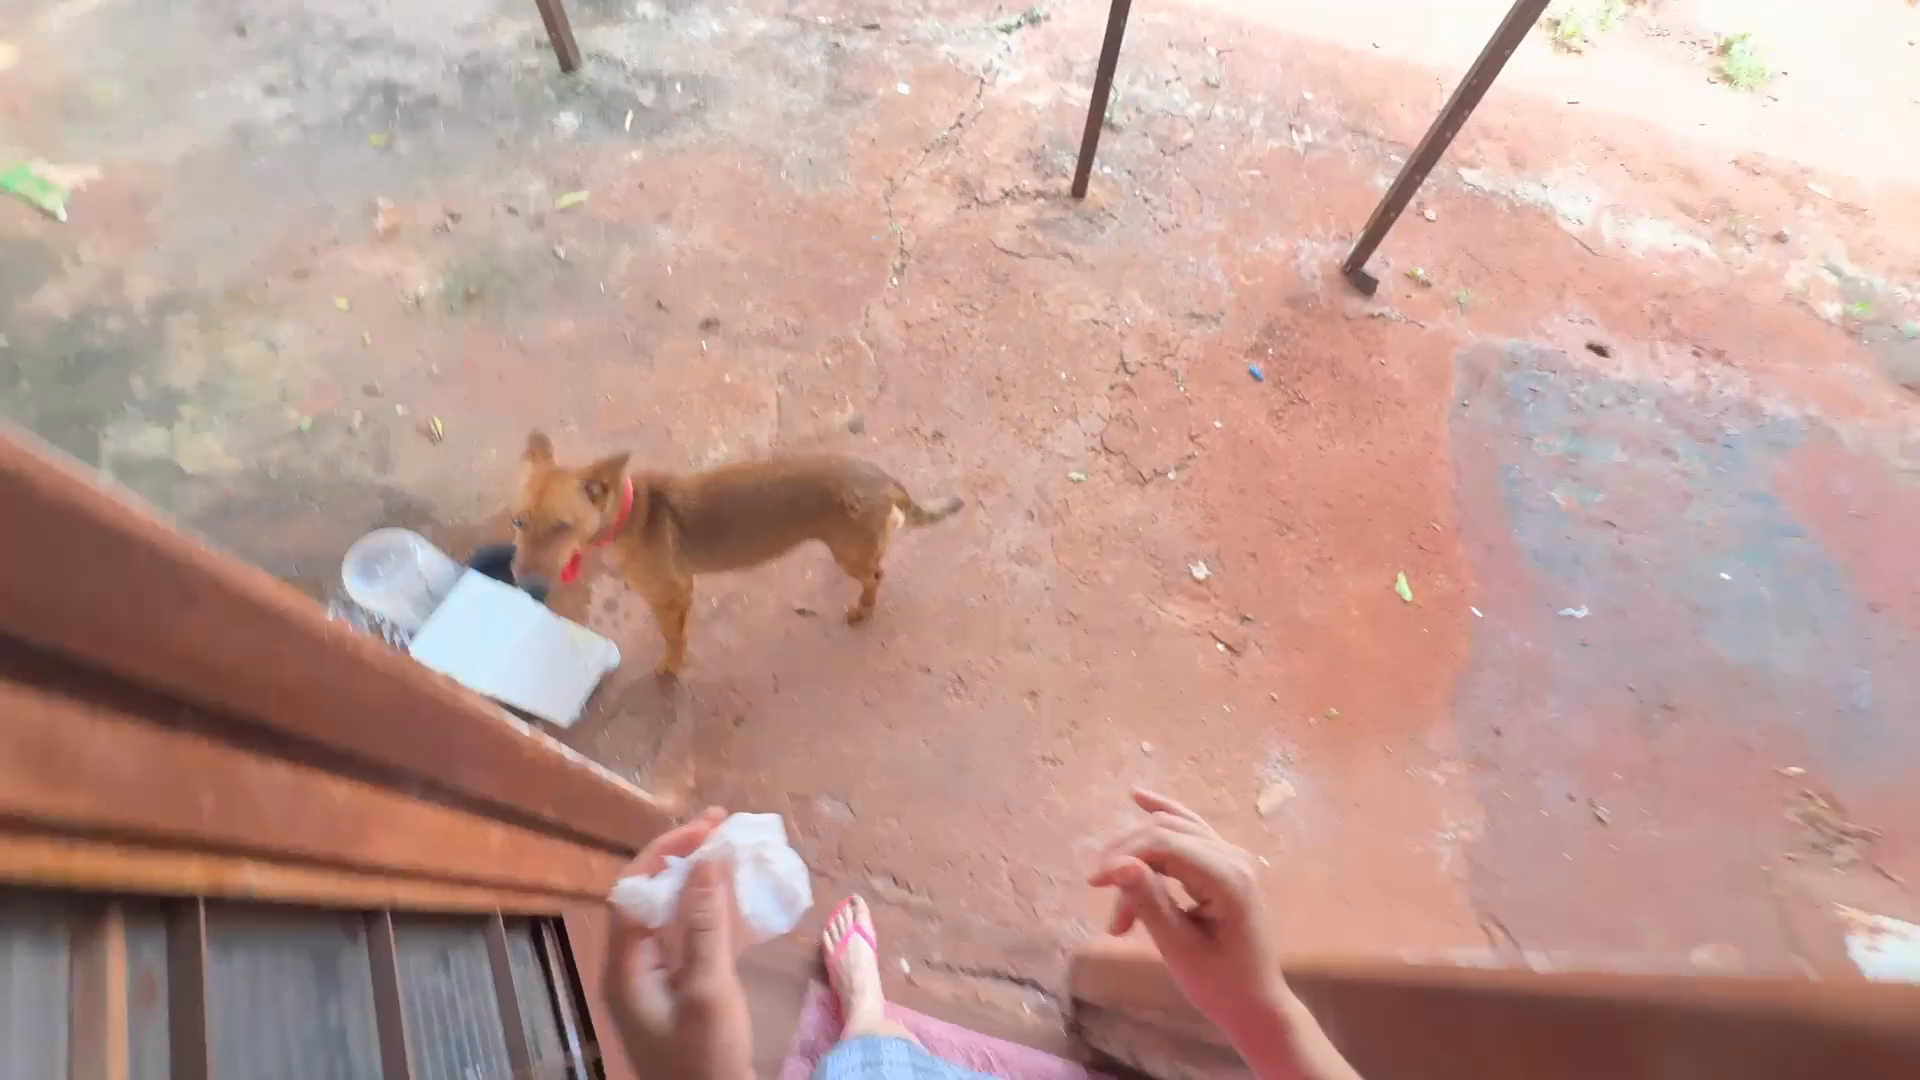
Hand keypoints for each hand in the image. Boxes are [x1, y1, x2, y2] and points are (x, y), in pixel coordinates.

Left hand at [605, 808, 752, 1079]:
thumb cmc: (706, 1060)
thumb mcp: (709, 990)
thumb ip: (705, 923)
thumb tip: (707, 857)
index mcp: (626, 967)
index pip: (634, 889)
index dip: (668, 850)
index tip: (709, 826)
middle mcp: (633, 964)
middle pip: (649, 892)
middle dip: (684, 853)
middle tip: (724, 824)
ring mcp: (656, 974)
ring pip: (670, 906)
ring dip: (699, 872)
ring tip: (732, 843)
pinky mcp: (679, 981)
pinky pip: (688, 926)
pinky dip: (710, 899)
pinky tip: (737, 889)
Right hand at [1089, 790, 1291, 1046]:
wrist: (1257, 1006)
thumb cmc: (1220, 986)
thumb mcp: (1179, 949)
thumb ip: (1148, 901)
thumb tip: (1115, 864)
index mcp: (1228, 878)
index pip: (1164, 844)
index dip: (1124, 855)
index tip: (1094, 882)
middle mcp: (1233, 855)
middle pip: (1164, 833)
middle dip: (1126, 857)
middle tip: (1100, 890)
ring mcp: (1231, 854)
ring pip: (1171, 830)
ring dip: (1136, 853)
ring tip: (1111, 885)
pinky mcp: (1224, 860)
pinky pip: (1188, 828)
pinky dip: (1162, 815)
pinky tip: (1137, 797)